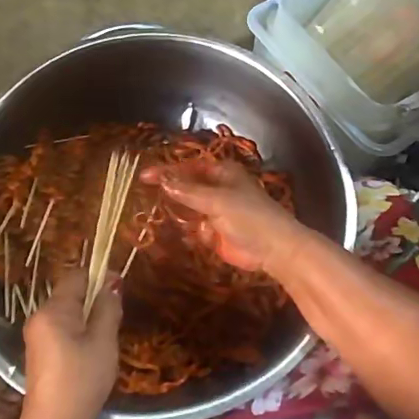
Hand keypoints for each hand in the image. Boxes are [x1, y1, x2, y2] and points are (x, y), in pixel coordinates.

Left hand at [17, 269, 120, 418]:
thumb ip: (108, 308)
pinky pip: (59, 327)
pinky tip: (89, 352)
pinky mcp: (37, 349)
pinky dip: (76, 331)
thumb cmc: (82, 381)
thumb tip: (112, 280)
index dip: (98, 277)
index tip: (118, 291)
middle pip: (69, 292)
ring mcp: (35, 332)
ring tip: (104, 339)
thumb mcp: (103, 343)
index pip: (76, 275)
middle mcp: (39, 315)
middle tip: (114, 320)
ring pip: (65, 311)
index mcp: (53, 309)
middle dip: (93, 300)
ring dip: (86, 317)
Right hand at [143, 160, 306, 272]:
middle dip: (168, 190)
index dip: (166, 171)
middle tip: (145, 194)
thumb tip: (163, 181)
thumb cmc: (250, 217)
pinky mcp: (214, 231)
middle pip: (185, 185)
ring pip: (186, 206)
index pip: (187, 167)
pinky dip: (184, 228)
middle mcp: (216, 188)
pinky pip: (192, 226)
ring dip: (175, 211)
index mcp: (221, 173)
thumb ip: (188, 191)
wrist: (275, 250)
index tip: (144, 177)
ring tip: (155, 213)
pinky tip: (176, 230)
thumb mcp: (216, 200)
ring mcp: (215, 210)